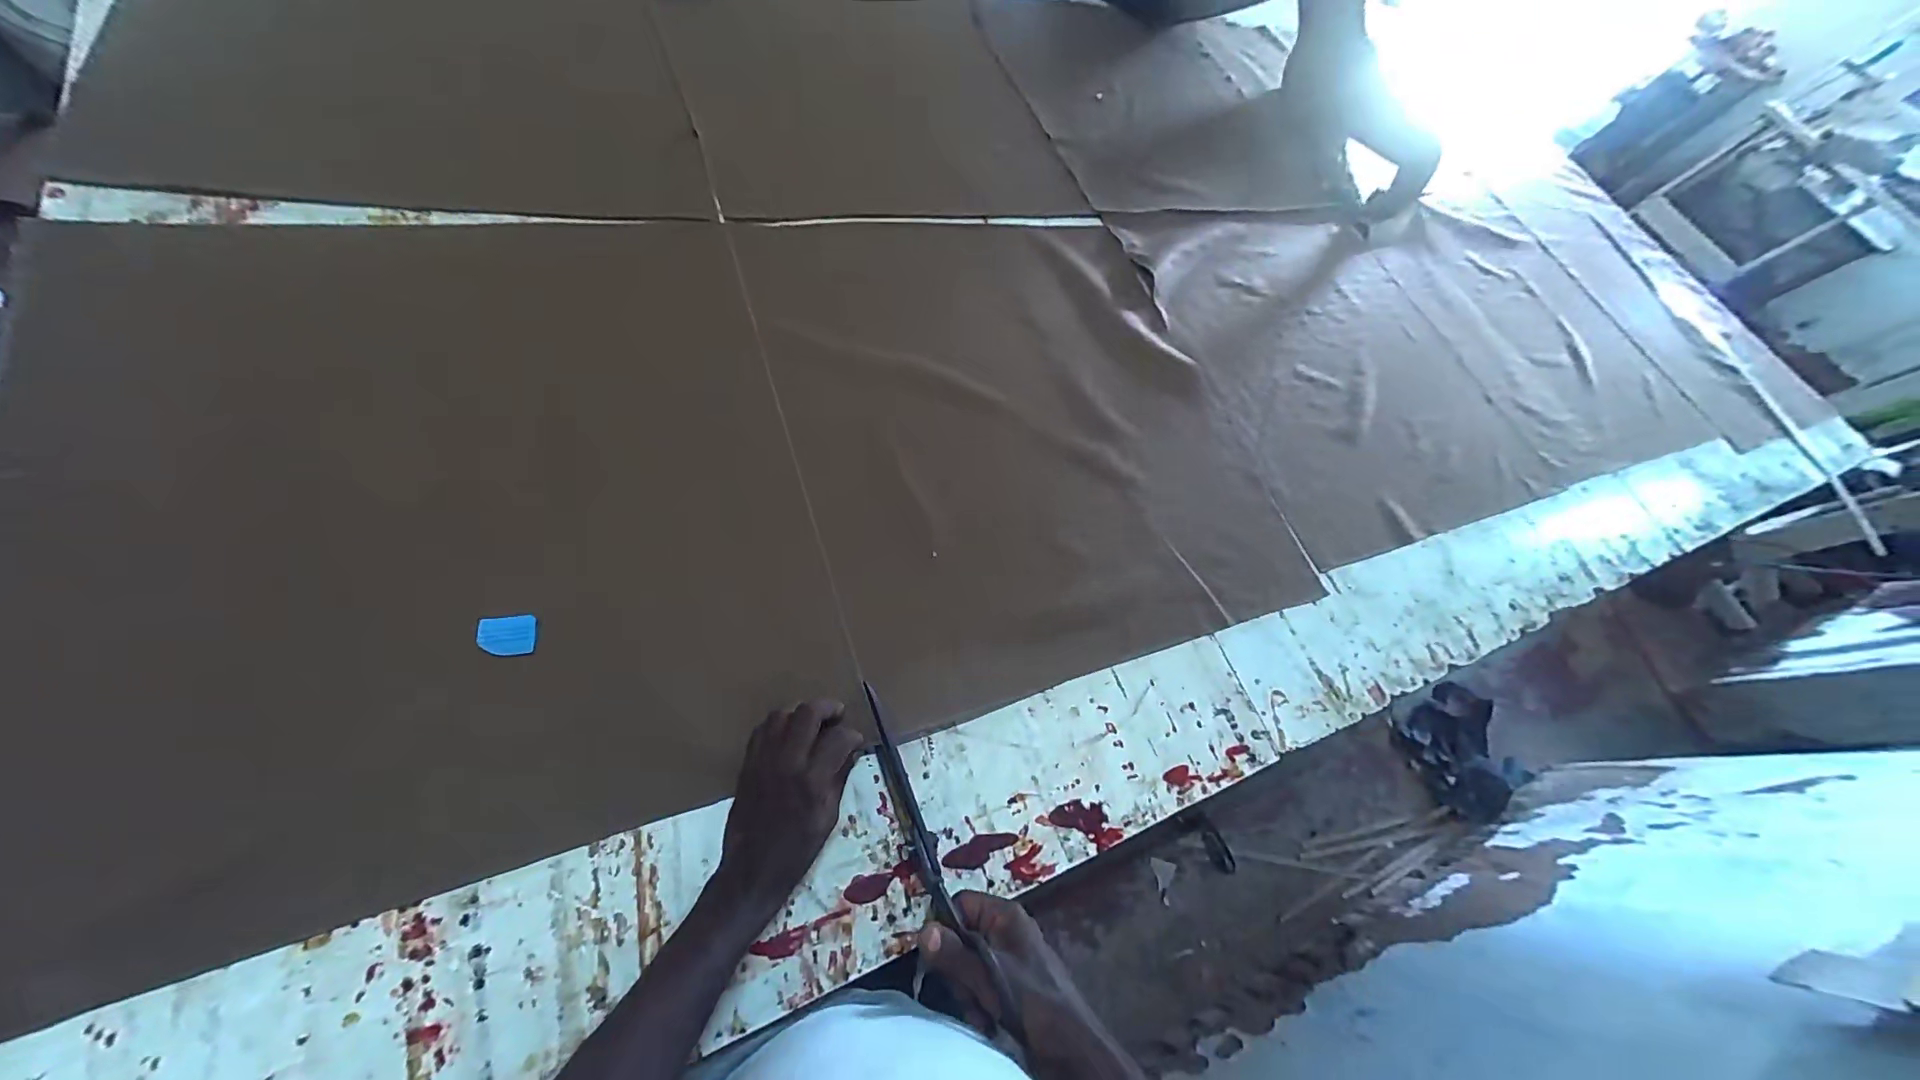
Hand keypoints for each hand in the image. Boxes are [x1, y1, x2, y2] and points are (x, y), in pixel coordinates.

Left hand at [712, 700, 864, 913]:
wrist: (751, 870)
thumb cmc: (797, 851)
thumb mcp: (829, 818)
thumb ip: (839, 779)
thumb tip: (851, 753)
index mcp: (812, 782)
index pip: (838, 738)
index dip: (853, 734)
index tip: (857, 740)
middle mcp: (787, 763)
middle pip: (808, 713)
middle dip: (828, 708)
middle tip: (838, 716)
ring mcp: (763, 761)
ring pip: (781, 714)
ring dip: (801, 713)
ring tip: (813, 723)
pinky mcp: (747, 764)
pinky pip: (762, 730)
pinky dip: (778, 725)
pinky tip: (789, 735)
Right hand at [919, 891, 1143, 1079]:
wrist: (1073, 1050)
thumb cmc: (1035, 1003)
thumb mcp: (991, 977)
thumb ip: (956, 955)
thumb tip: (923, 930)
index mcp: (1005, 916)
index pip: (960, 904)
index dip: (944, 927)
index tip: (936, 955)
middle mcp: (1005, 933)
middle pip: (960, 939)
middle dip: (959, 972)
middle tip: (970, 993)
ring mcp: (1008, 960)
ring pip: (967, 969)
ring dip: (969, 995)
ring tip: (985, 1014)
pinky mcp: (1009, 987)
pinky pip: (980, 989)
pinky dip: (980, 1008)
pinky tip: (990, 1024)